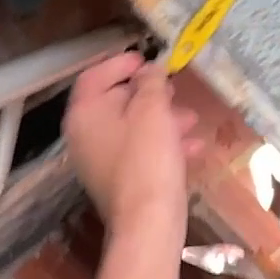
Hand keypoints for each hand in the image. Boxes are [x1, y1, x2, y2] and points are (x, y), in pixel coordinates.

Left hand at [62, 53, 202, 244]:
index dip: (120, 63)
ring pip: (133, 127)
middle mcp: (86, 135)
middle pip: (115, 101)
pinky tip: (194, 147)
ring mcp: (102, 160)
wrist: (148, 220)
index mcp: (85, 115)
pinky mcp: (121, 179)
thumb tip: (150, 69)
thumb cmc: (147, 157)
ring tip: (192, 119)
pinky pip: (142, 150)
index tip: (148, 58)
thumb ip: (151, 83)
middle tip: (173, 88)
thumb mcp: (153, 110)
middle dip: (149, 93)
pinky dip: (165, 143)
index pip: (94, 76)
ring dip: (163, 118)